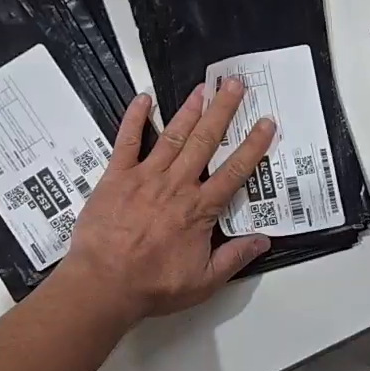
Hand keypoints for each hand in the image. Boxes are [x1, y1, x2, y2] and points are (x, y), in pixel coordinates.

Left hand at [53, 81, 275, 323]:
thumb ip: (234, 258)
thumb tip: (263, 241)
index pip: (234, 172)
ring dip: (189, 110)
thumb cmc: (153, 286)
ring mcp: (145, 178)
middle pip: (205, 142)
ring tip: (203, 88)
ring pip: (173, 136)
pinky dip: (135, 119)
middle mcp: (176, 186)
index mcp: (199, 209)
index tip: (266, 123)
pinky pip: (127, 142)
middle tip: (234, 84)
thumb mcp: (203, 282)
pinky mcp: (116, 177)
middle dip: (223, 111)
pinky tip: (143, 99)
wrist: (103, 285)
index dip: (253, 146)